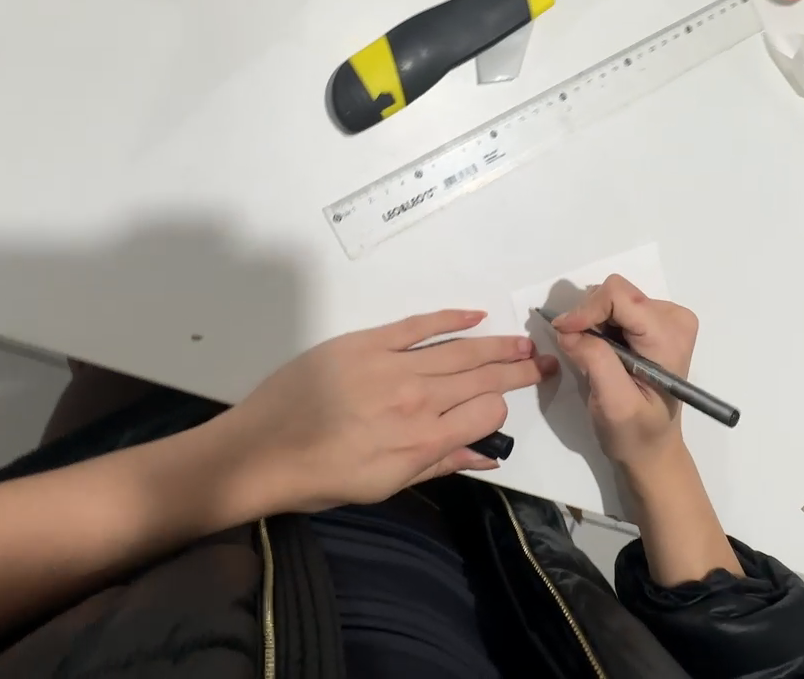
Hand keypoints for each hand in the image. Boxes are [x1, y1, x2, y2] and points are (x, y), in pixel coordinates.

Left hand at [203, 310, 556, 513]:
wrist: (261, 450)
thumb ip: (440, 465)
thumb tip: (488, 455)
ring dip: (495, 345)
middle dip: (518, 369)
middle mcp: (418, 399)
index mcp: (423, 440)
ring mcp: (394, 365)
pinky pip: (419, 325)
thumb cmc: (322, 478)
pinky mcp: (369, 342)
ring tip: (521, 341)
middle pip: (482, 377)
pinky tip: (474, 316)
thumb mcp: (385, 486)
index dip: (501, 406)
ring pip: (460, 350)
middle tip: (543, 360)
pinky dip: (450, 319)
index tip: (509, 399)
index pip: (486, 412)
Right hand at [549, 275, 697, 471]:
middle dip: (589, 317)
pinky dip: (599, 324)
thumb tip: (567, 329)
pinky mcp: (653, 321)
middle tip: (577, 349)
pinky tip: (602, 350)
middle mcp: (673, 318)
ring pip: (612, 297)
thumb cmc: (636, 433)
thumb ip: (595, 361)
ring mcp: (665, 318)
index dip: (586, 310)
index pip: (620, 296)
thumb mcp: (614, 404)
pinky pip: (615, 306)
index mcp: (670, 336)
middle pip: (615, 293)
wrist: (652, 448)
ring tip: (593, 355)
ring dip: (593, 322)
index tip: (564, 332)